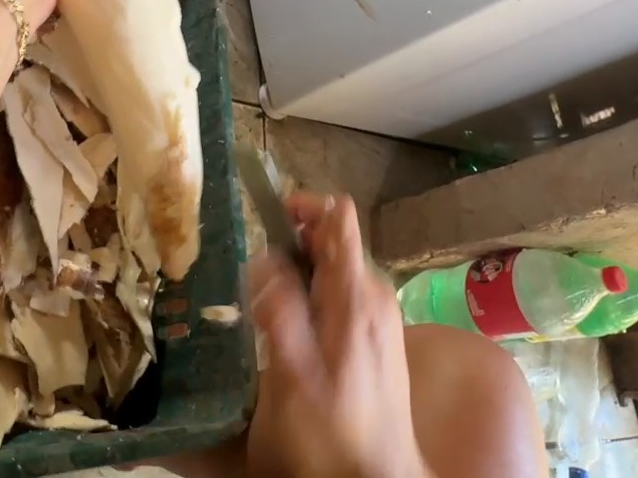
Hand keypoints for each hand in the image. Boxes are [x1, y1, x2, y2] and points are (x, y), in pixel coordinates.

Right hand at [245, 195, 432, 477]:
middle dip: (294, 243)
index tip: (269, 216)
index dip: (304, 204)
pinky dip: (315, 292)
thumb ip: (280, 312)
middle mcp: (374, 291)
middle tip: (258, 275)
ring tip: (269, 306)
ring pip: (335, 265)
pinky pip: (343, 290)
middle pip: (334, 238)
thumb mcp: (295, 376)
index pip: (339, 216)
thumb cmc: (335, 432)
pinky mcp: (378, 330)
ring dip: (300, 272)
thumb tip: (264, 256)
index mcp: (356, 293)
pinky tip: (294, 328)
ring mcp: (380, 310)